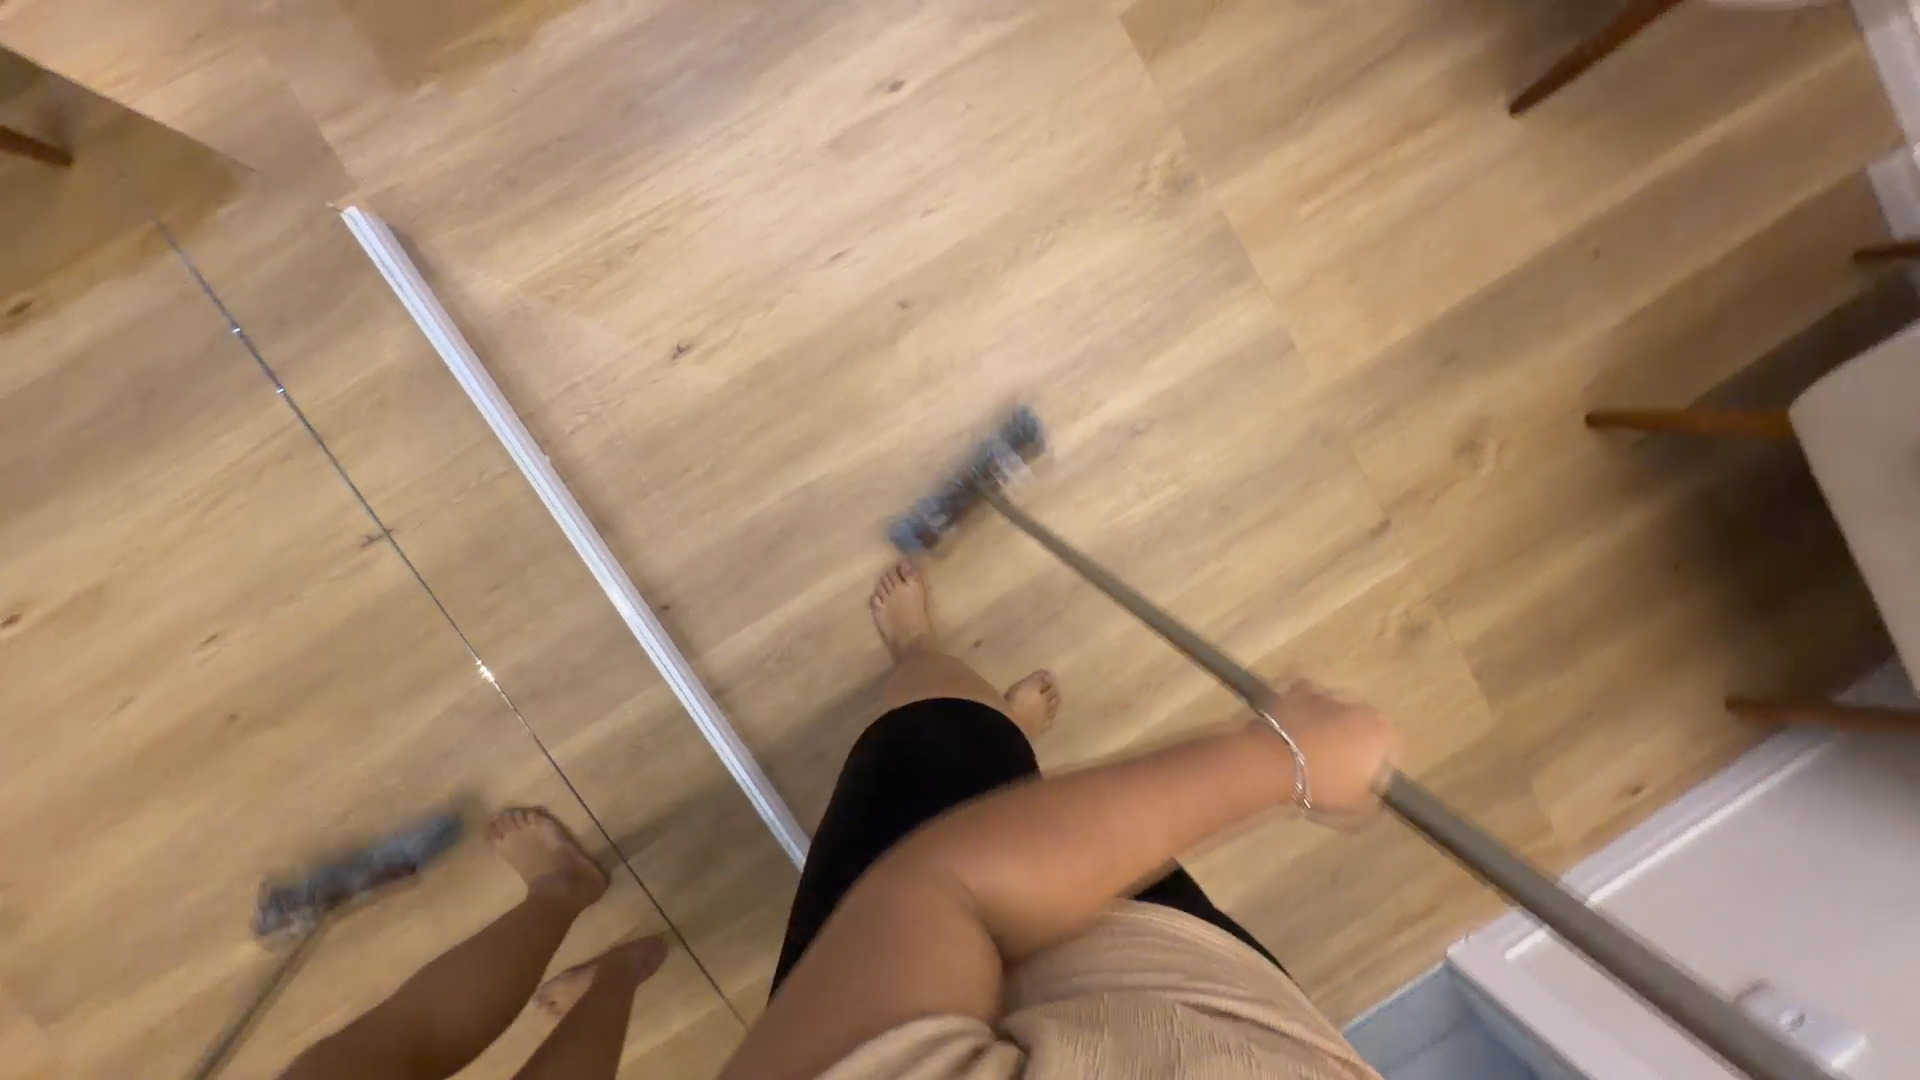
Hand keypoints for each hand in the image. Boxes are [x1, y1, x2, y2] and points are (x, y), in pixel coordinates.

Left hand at [1252, 681, 1395, 823]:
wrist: (1274, 760)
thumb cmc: (1323, 783)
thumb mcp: (1357, 804)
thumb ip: (1372, 797)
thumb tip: (1372, 794)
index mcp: (1380, 731)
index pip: (1390, 748)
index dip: (1378, 765)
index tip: (1363, 779)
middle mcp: (1358, 706)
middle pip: (1362, 725)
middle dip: (1354, 740)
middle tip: (1336, 762)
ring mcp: (1326, 694)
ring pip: (1335, 710)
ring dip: (1330, 723)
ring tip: (1312, 744)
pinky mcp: (1297, 690)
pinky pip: (1307, 698)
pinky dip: (1305, 707)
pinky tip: (1297, 722)